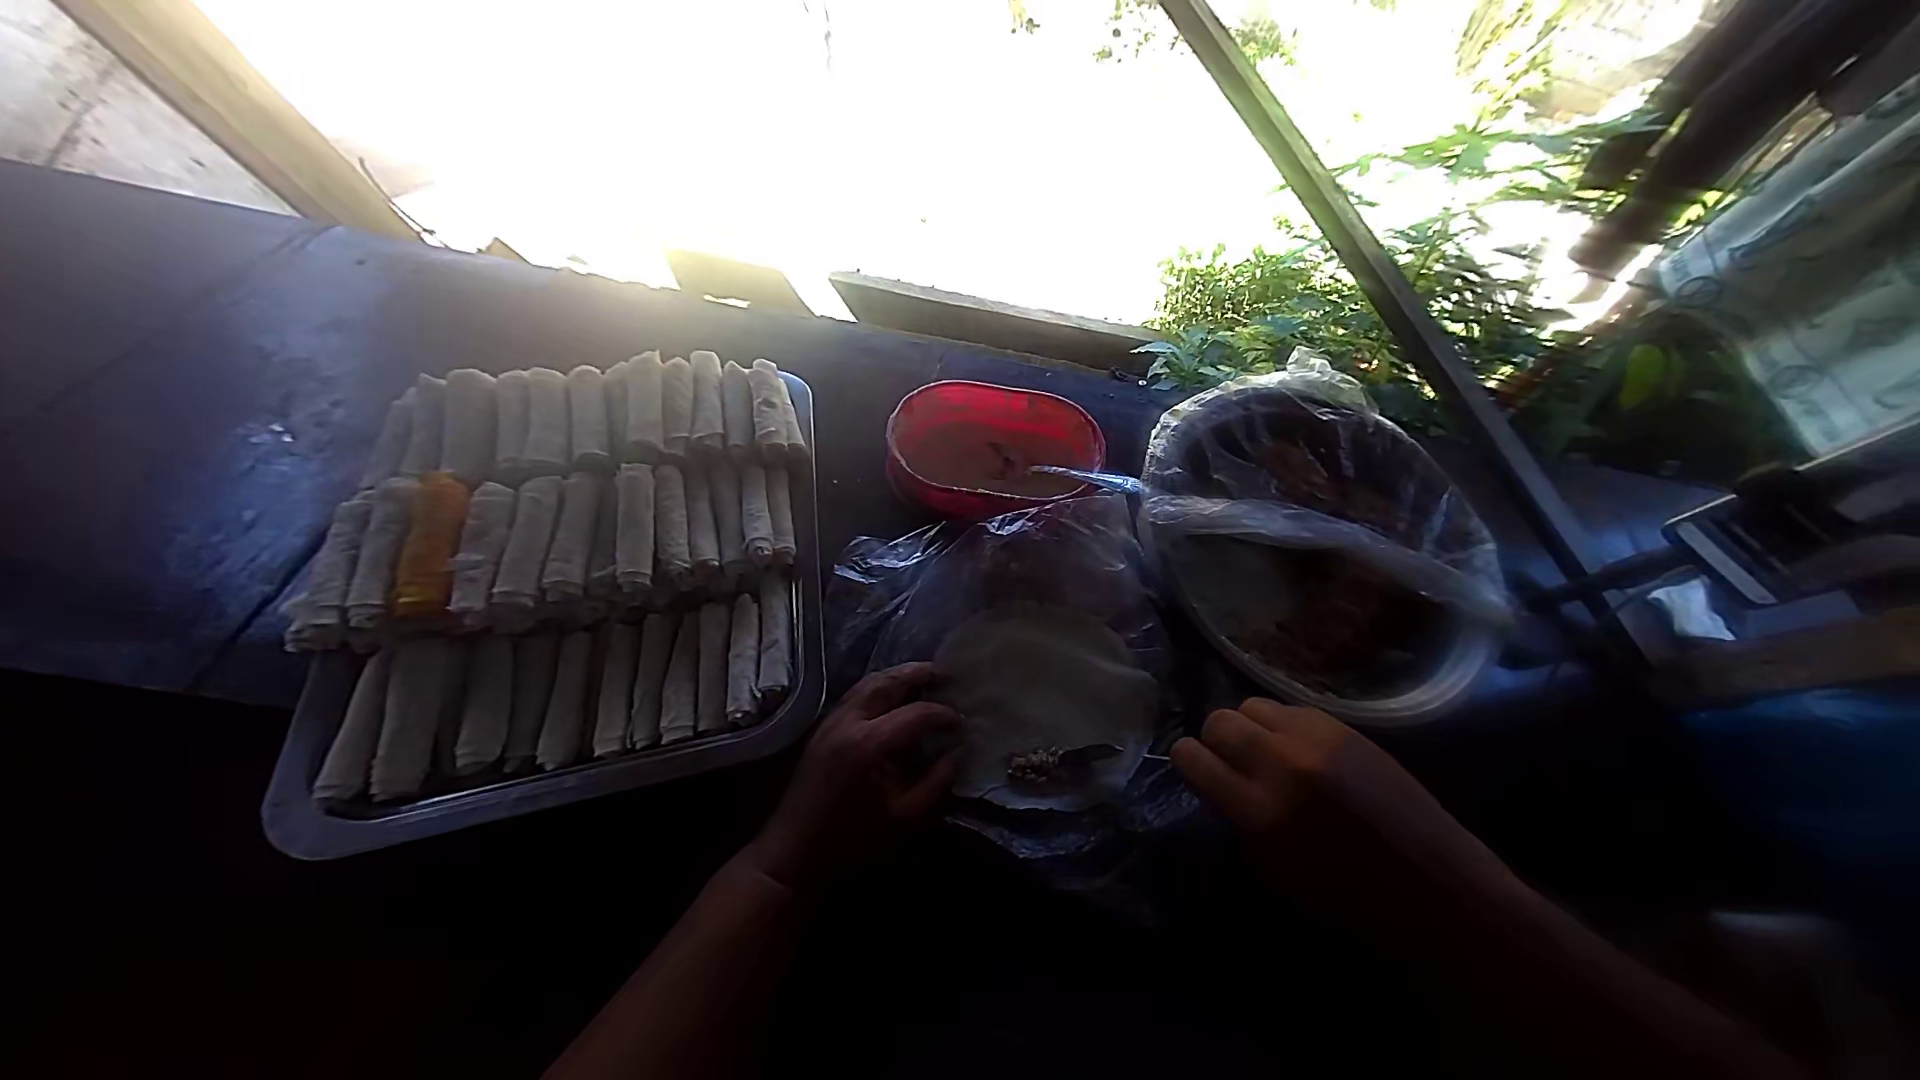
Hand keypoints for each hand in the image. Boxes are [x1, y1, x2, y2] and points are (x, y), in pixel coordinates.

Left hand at [741, 663, 960, 893]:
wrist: (794, 854)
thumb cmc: (851, 842)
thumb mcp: (904, 818)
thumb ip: (935, 783)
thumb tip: (956, 754)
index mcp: (870, 744)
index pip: (916, 713)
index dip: (943, 714)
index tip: (961, 723)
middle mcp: (848, 722)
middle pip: (887, 682)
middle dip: (917, 674)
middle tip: (943, 674)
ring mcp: (830, 721)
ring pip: (866, 683)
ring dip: (896, 677)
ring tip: (921, 679)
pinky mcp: (821, 728)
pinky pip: (854, 694)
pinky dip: (877, 687)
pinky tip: (891, 697)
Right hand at [1171, 698, 1512, 915]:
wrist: (1435, 887)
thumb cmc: (1348, 899)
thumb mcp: (1272, 870)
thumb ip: (1235, 817)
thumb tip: (1216, 782)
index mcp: (1258, 810)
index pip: (1191, 756)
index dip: (1187, 761)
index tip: (1195, 768)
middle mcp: (1282, 764)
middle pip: (1219, 721)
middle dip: (1215, 740)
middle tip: (1231, 760)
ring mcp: (1316, 740)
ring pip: (1252, 705)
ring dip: (1250, 727)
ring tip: (1267, 750)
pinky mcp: (1345, 728)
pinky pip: (1291, 708)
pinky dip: (1284, 725)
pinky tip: (1300, 748)